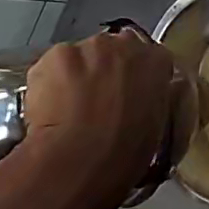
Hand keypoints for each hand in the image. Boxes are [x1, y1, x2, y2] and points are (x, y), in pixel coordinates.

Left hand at [17, 27, 175, 208]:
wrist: (78, 162)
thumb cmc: (121, 157)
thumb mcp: (158, 133)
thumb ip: (157, 103)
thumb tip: (152, 98)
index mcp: (156, 63)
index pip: (148, 58)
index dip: (135, 79)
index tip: (127, 95)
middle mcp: (123, 45)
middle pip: (112, 51)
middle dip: (105, 71)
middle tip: (96, 105)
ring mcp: (87, 47)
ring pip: (79, 57)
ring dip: (76, 76)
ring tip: (70, 112)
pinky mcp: (56, 55)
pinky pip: (52, 66)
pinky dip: (49, 82)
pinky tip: (51, 109)